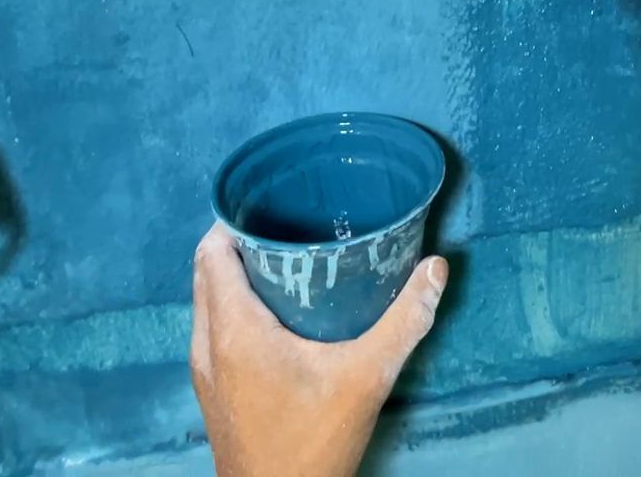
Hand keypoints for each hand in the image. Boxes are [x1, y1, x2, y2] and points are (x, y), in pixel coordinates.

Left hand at [191, 222, 447, 476]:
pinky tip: (279, 305)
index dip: (233, 218)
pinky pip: (213, 322)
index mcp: (232, 329)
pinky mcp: (212, 388)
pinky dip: (234, 299)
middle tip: (288, 220)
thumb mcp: (367, 377)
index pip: (211, 252)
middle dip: (240, 238)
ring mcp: (204, 368)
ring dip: (235, 270)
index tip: (271, 198)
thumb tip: (436, 266)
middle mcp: (207, 342)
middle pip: (207, 270)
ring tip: (286, 253)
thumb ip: (404, 321)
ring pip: (208, 298)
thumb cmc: (313, 441)